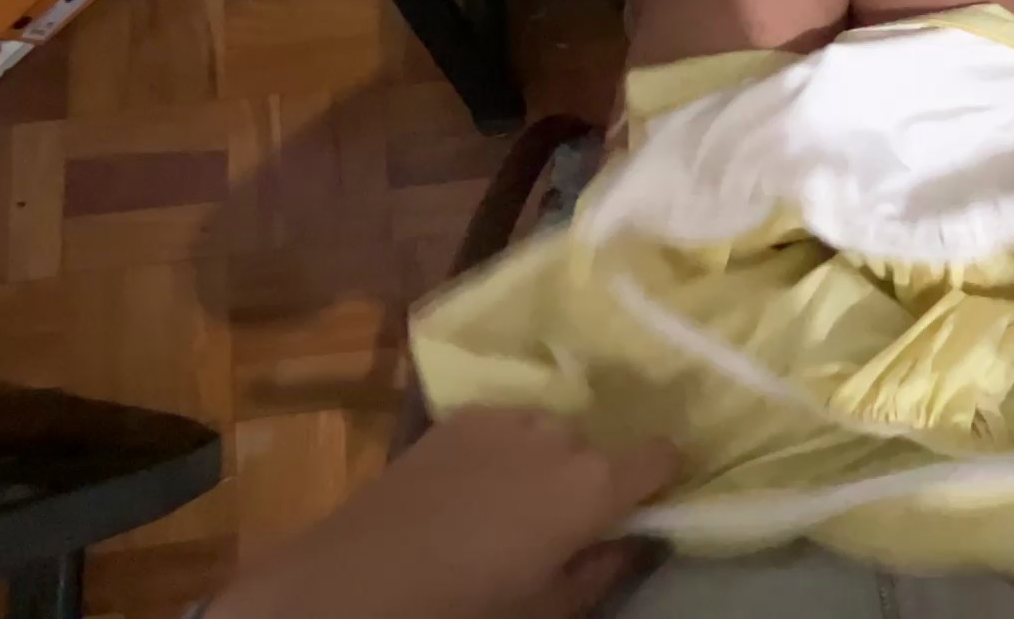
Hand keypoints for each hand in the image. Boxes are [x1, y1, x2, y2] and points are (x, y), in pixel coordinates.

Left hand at [209, 407, 679, 618]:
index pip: (661, 456)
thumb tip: (636, 538)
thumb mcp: (544, 612)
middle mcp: (561, 437)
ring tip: (508, 500)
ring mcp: (510, 416)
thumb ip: (603, 569)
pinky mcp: (466, 413)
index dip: (664, 473)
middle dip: (590, 479)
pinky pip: (510, 424)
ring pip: (553, 431)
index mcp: (591, 488)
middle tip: (556, 522)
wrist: (349, 589)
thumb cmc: (461, 613)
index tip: (653, 493)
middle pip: (598, 448)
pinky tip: (471, 484)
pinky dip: (507, 447)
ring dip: (547, 459)